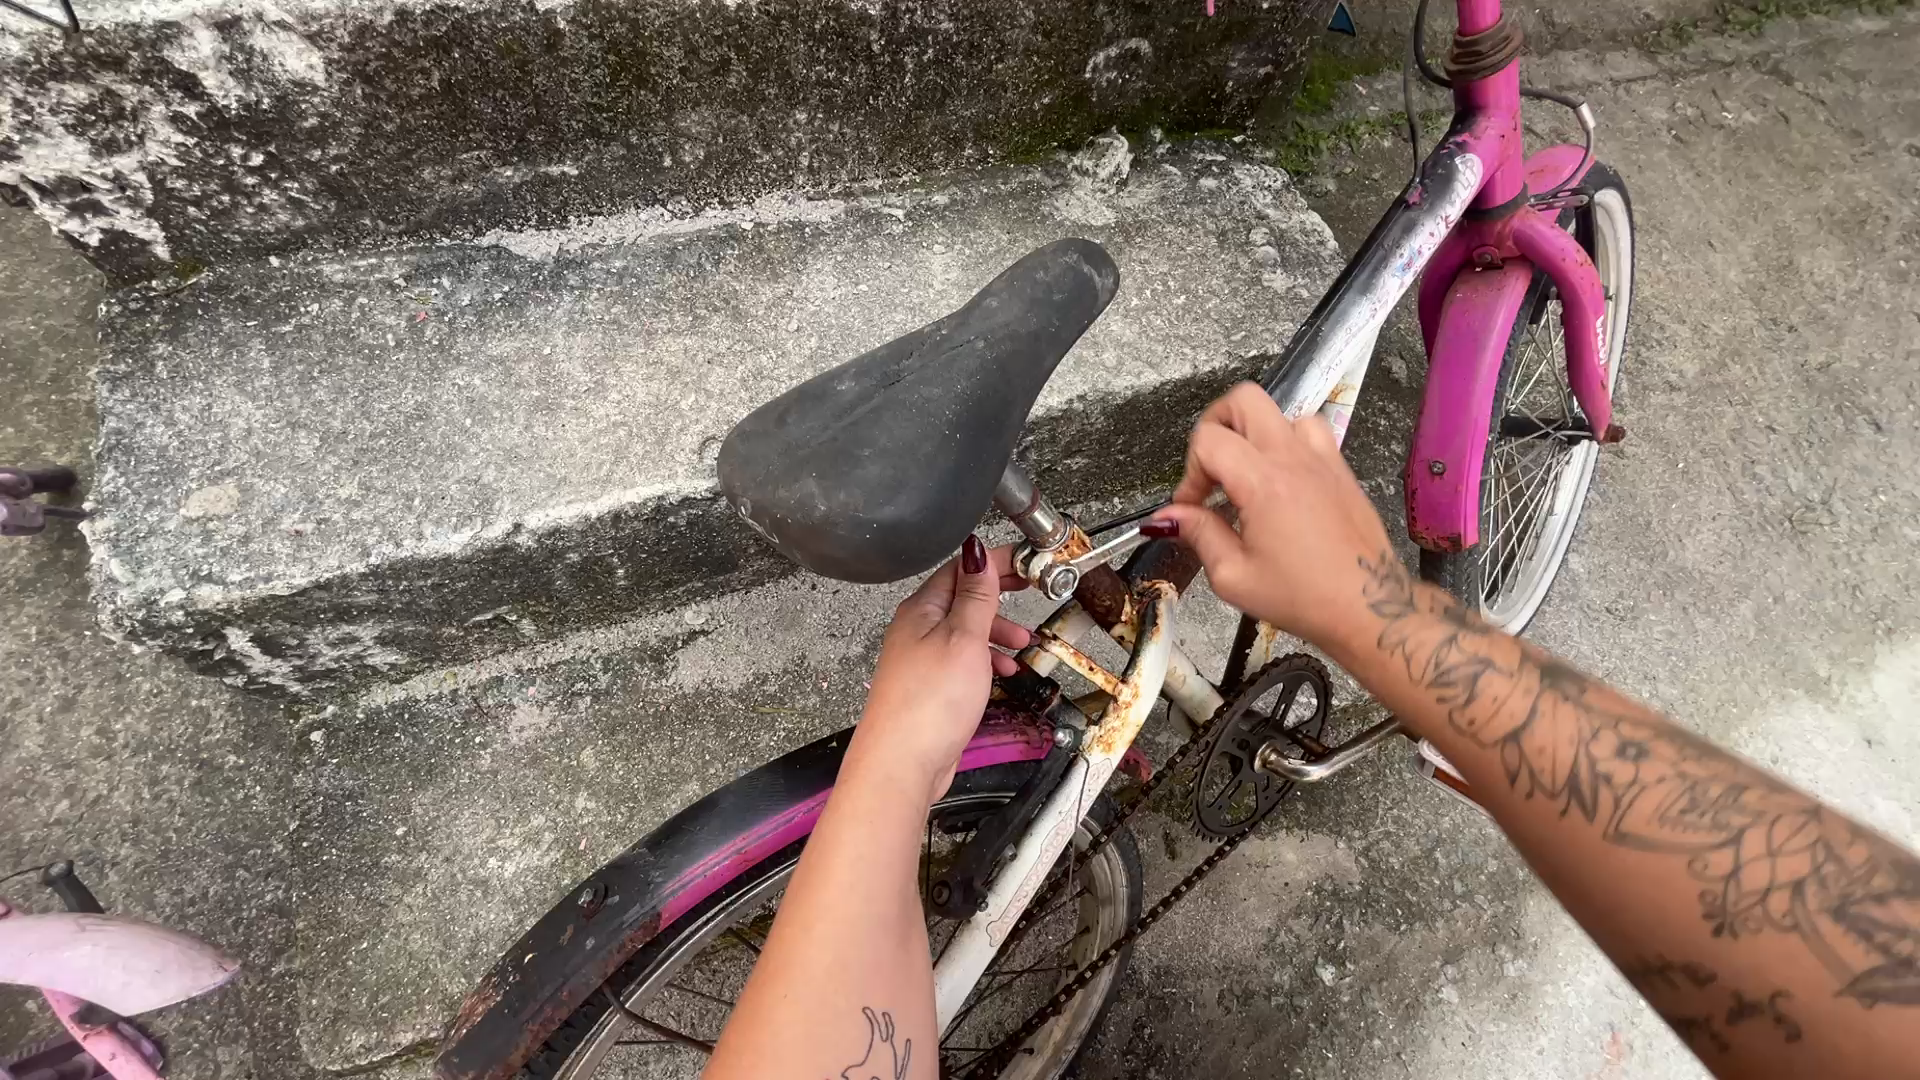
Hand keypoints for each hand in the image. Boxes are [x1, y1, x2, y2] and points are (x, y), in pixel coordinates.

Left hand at [846, 536, 1032, 803]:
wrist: (902, 764)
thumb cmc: (928, 702)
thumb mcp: (963, 638)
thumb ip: (975, 596)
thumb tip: (978, 553)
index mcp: (921, 609)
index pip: (960, 569)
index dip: (994, 562)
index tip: (1026, 562)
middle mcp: (917, 629)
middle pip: (962, 597)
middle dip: (998, 593)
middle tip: (1029, 587)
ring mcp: (921, 658)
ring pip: (964, 630)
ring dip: (995, 630)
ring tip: (1022, 640)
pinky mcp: (929, 686)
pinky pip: (962, 659)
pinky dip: (985, 658)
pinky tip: (1002, 671)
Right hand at [1151, 382, 1392, 652]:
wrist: (1370, 609)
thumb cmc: (1304, 598)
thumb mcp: (1233, 576)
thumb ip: (1198, 534)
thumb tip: (1169, 517)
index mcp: (1264, 483)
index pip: (1209, 441)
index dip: (1188, 473)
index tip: (1191, 508)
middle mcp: (1295, 460)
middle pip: (1245, 400)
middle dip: (1215, 426)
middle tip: (1209, 467)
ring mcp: (1323, 461)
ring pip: (1280, 413)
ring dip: (1253, 435)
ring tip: (1245, 474)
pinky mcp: (1341, 472)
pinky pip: (1310, 433)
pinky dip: (1286, 445)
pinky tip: (1278, 482)